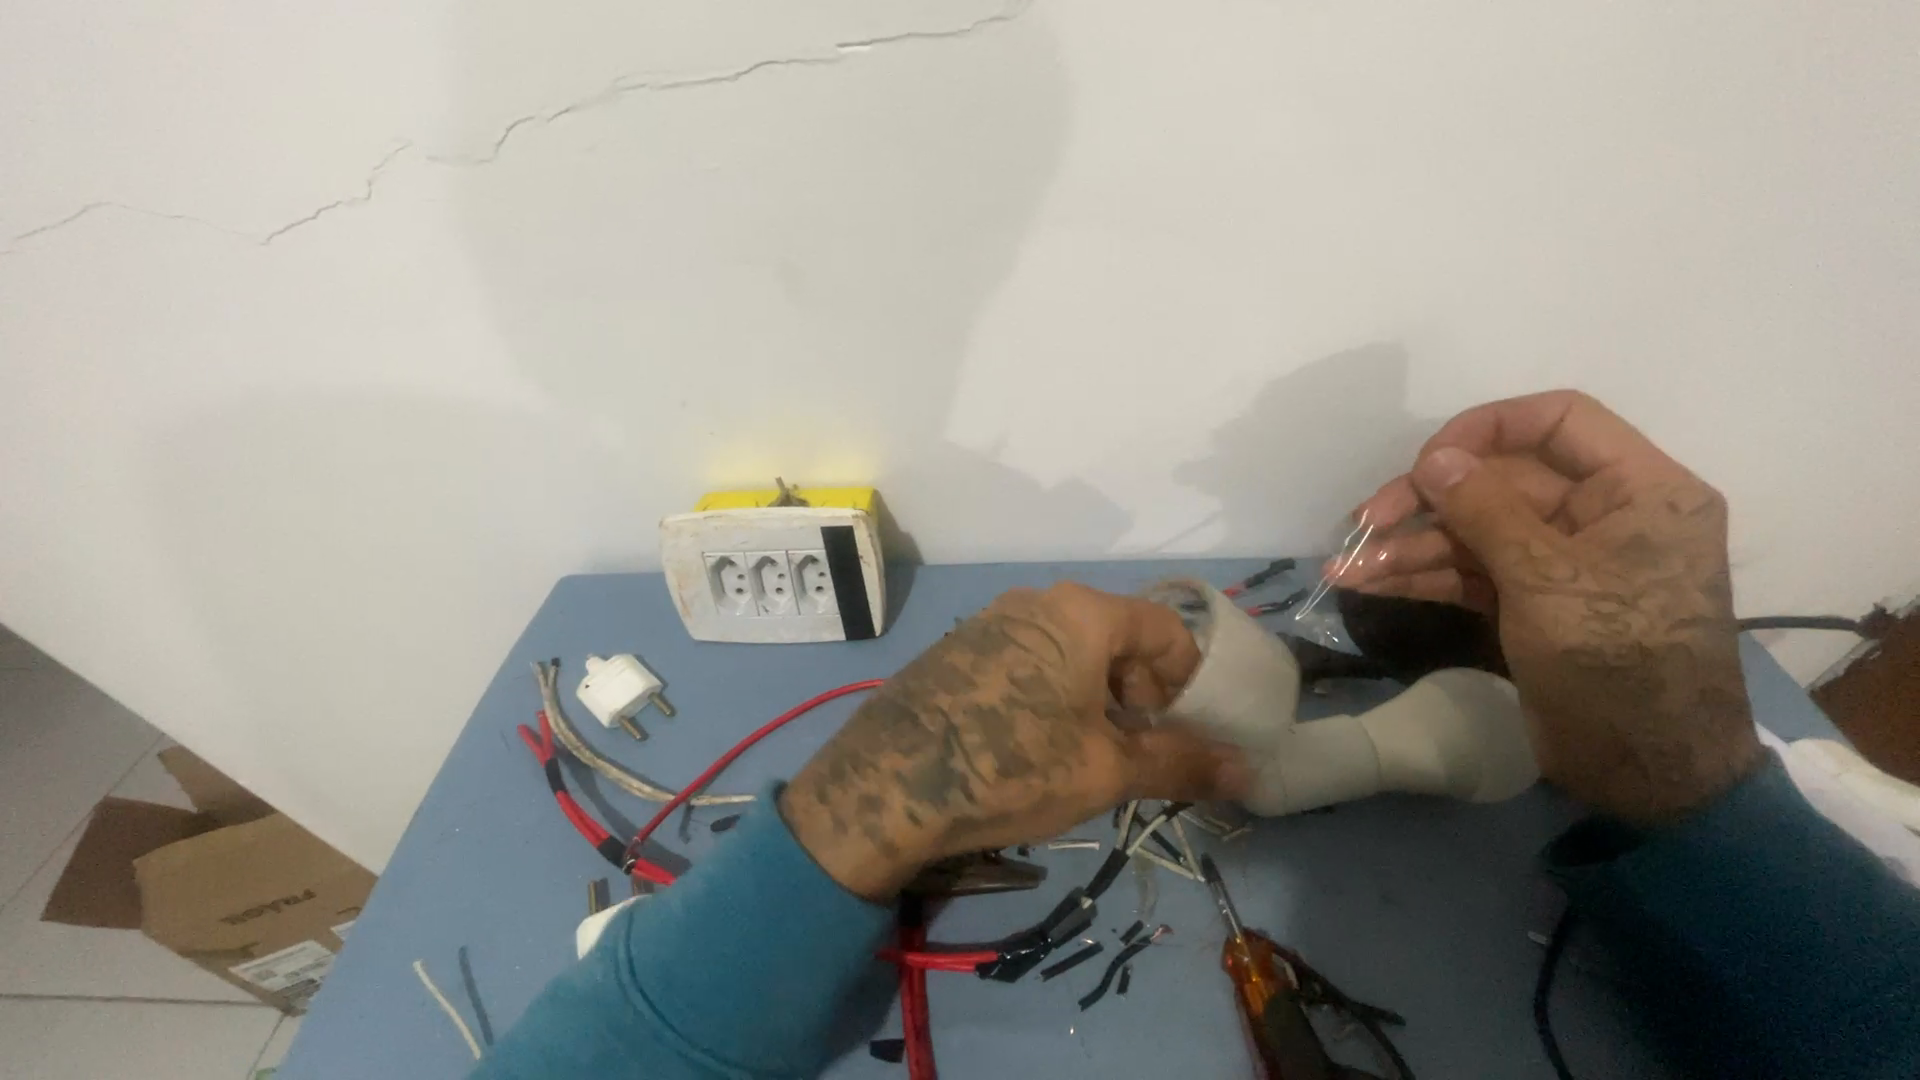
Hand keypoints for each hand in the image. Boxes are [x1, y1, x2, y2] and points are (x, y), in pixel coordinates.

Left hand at [780, 583, 1245, 899]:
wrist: (888, 782)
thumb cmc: (1011, 765)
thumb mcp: (1104, 770)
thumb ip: (1180, 763)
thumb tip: (1246, 771)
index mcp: (1082, 612)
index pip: (1165, 630)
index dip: (1188, 681)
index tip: (1181, 731)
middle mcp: (1036, 601)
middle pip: (1117, 637)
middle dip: (1139, 692)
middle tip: (1134, 748)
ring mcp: (990, 620)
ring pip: (1070, 650)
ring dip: (1095, 696)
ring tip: (1084, 752)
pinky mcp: (959, 647)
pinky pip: (1026, 658)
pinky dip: (1049, 692)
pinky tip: (1030, 743)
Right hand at [1341, 390, 1761, 824]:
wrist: (1642, 770)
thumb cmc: (1615, 662)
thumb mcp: (1548, 580)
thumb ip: (1487, 511)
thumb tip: (1433, 459)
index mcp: (1636, 491)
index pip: (1556, 421)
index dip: (1485, 428)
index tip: (1426, 462)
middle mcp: (1596, 515)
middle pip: (1495, 481)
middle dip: (1425, 502)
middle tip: (1363, 522)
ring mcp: (1556, 560)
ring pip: (1469, 530)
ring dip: (1406, 546)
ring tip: (1345, 567)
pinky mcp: (1526, 599)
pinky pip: (1464, 570)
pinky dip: (1417, 576)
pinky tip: (1366, 584)